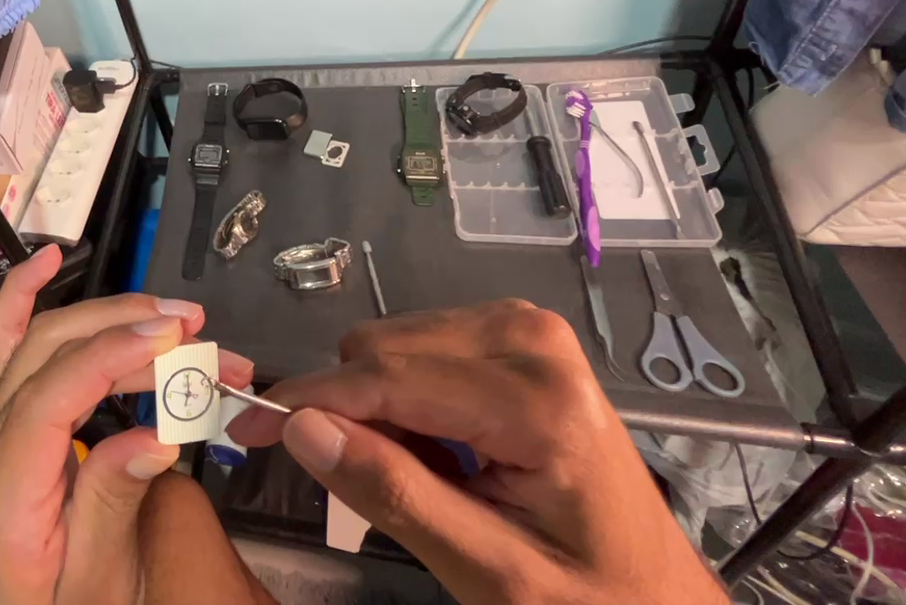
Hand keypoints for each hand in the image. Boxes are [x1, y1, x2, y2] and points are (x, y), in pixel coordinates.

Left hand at [0, 244, 252, 602]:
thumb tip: (157, 437)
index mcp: (1, 494)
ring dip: (107, 316)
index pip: (47, 400)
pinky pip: (8, 342)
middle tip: (193, 325)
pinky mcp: (4, 413)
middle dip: (122, 326)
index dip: (109, 357)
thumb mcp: (98, 581)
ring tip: (174, 314)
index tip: (171, 335)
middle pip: (46, 355)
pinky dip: (25, 294)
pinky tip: (49, 260)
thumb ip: (113, 507)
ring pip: (39, 339)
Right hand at [228, 300, 727, 604]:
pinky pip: (412, 345)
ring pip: (387, 343)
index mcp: (537, 399)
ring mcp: (522, 327)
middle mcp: (527, 336)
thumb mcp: (491, 577)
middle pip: (380, 351)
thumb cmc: (589, 602)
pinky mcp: (513, 332)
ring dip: (378, 406)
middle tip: (370, 483)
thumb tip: (298, 426)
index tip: (244, 427)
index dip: (305, 400)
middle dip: (353, 414)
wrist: (661, 601)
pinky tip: (438, 444)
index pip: (386, 377)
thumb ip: (393, 496)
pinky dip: (401, 395)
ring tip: (423, 471)